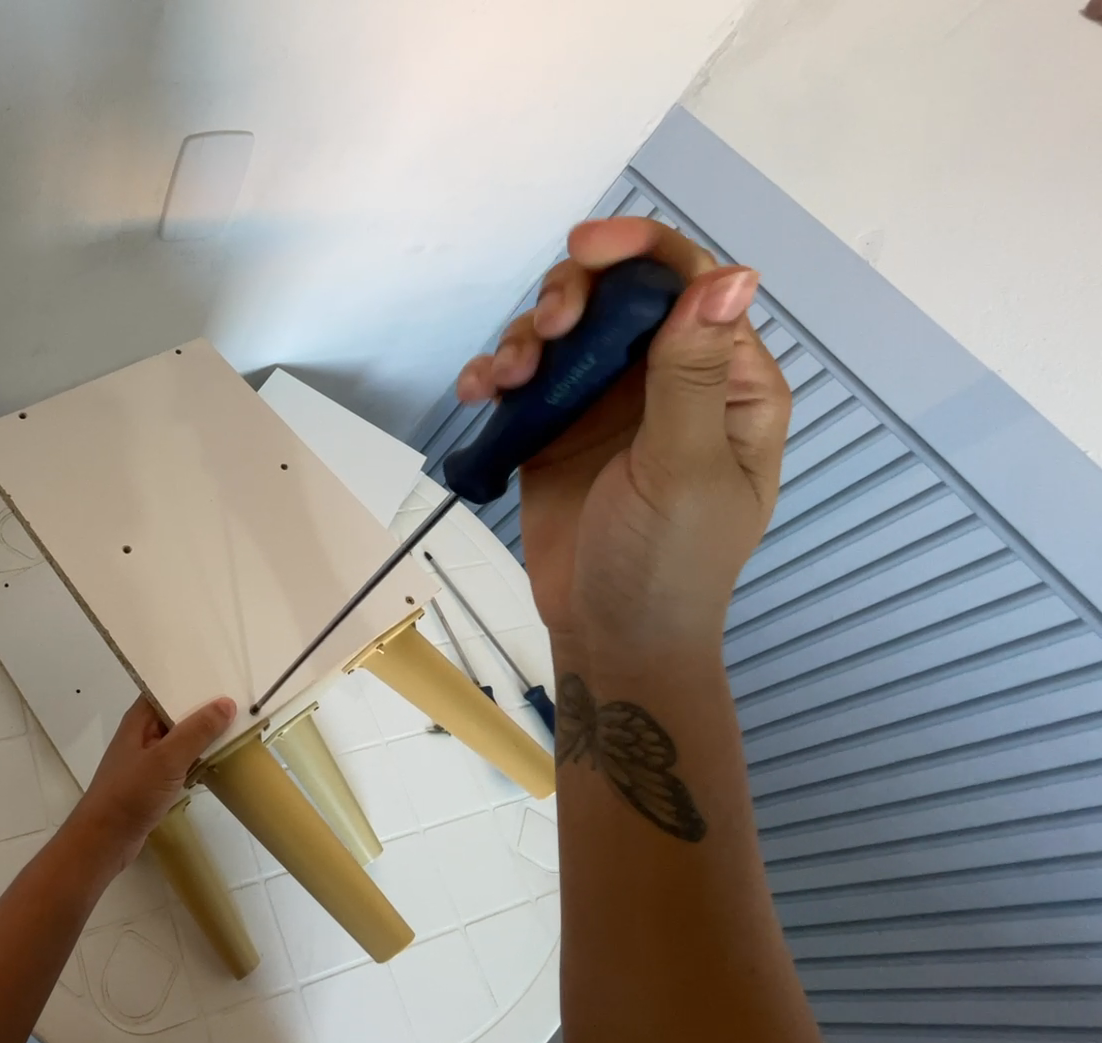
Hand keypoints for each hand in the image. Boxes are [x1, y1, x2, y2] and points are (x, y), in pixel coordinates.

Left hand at [67, 695, 235, 869]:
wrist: (105, 839)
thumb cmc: (131, 793)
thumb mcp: (167, 759)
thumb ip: (197, 731)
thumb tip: (226, 703)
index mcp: (140, 718)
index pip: (168, 687)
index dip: (193, 681)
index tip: (225, 675)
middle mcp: (142, 732)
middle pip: (177, 712)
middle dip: (205, 708)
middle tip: (242, 702)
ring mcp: (148, 756)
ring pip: (181, 737)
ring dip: (204, 735)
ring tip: (239, 726)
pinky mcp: (153, 779)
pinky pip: (180, 760)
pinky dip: (197, 758)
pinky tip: (218, 759)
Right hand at [454, 218, 790, 669]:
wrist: (608, 629)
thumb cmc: (667, 558)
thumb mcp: (686, 468)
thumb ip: (693, 377)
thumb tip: (728, 276)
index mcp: (724, 381)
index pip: (688, 287)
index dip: (638, 253)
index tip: (582, 249)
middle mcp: (660, 380)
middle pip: (612, 300)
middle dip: (569, 300)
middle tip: (540, 336)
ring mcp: (599, 406)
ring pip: (557, 336)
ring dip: (521, 341)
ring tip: (501, 382)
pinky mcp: (548, 432)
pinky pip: (519, 384)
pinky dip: (492, 377)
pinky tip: (477, 394)